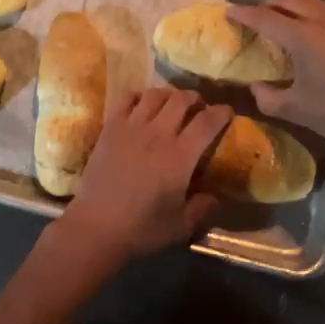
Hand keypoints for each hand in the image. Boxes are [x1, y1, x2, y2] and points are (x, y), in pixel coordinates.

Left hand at [56, 87, 232, 265]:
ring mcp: (131, 127)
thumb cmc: (142, 229)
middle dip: (195, 98)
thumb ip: (203, 209)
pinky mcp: (110, 128)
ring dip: (169, 94)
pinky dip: (139, 96)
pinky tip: (142, 104)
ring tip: (172, 103)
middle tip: (199, 107)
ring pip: (154, 94)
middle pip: (181, 99)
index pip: (206, 123)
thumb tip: (215, 196)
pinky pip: (126, 98)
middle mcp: (157, 134)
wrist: (97, 227)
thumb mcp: (181, 227)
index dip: (221, 113)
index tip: (228, 111)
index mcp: (179, 156)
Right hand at [229, 0, 324, 146]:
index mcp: (303, 38)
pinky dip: (313, 15)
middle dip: (269, 4)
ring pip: (313, 3)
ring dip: (293, 6)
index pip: (266, 18)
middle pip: (290, 1)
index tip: (229, 11)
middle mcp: (323, 23)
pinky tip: (313, 35)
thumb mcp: (296, 110)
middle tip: (256, 15)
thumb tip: (256, 87)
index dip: (245, 14)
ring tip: (283, 19)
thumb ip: (268, 97)